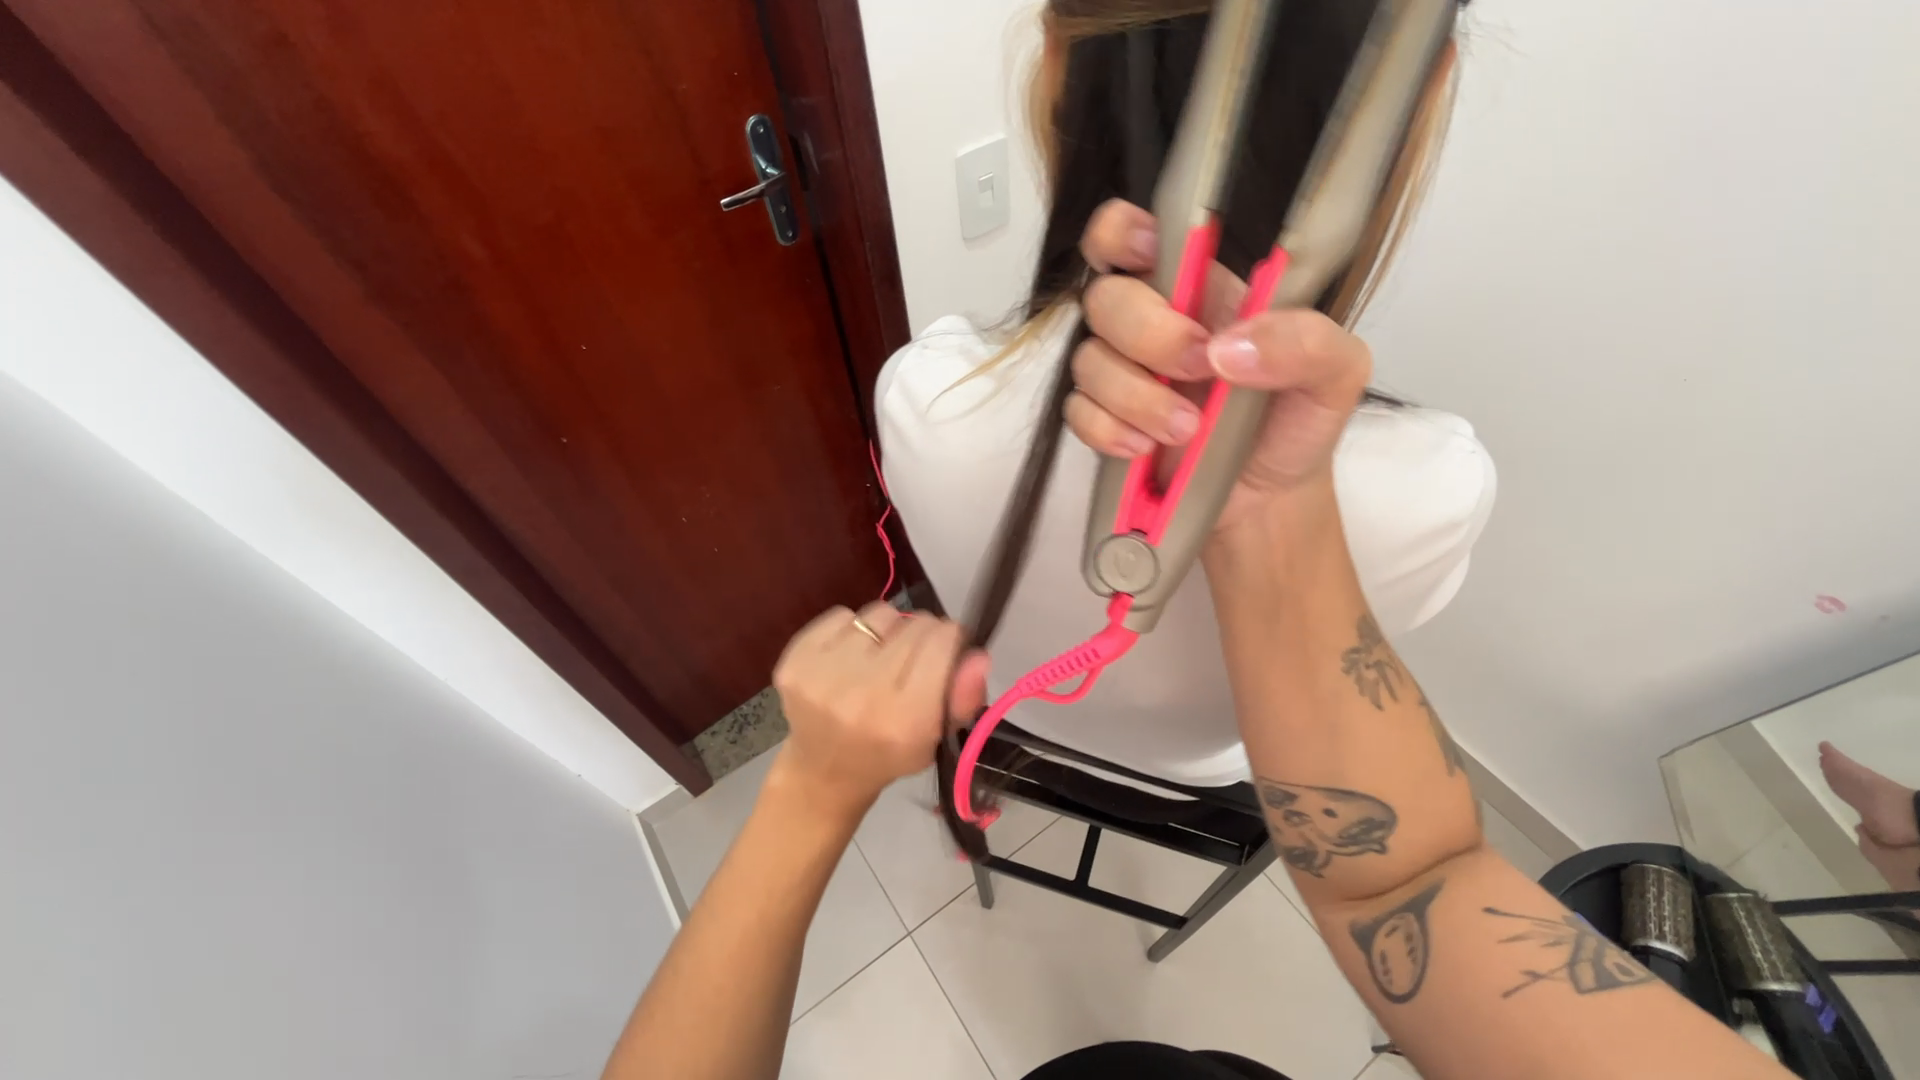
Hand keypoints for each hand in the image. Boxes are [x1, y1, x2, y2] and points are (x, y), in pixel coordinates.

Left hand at [771, 603, 989, 817]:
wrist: (824, 771)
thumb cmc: (891, 753)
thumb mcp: (938, 737)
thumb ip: (964, 697)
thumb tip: (977, 654)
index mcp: (905, 719)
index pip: (942, 641)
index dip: (950, 640)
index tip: (946, 651)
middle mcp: (862, 695)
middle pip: (914, 624)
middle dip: (921, 635)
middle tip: (911, 661)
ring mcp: (822, 676)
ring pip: (879, 613)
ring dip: (886, 630)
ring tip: (878, 660)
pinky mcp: (794, 661)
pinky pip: (842, 614)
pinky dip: (851, 629)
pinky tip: (848, 659)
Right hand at [1064, 198, 1373, 532]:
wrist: (1268, 497)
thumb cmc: (1297, 422)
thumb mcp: (1334, 373)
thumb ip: (1303, 341)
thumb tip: (1224, 349)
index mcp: (1199, 288)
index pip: (1132, 233)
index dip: (1122, 232)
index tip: (1149, 256)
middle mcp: (1150, 322)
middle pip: (1104, 297)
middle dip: (1147, 336)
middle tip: (1197, 368)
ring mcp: (1123, 373)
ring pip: (1087, 360)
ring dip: (1134, 397)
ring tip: (1186, 429)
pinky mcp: (1105, 420)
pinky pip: (1077, 413)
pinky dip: (1108, 431)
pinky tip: (1143, 448)